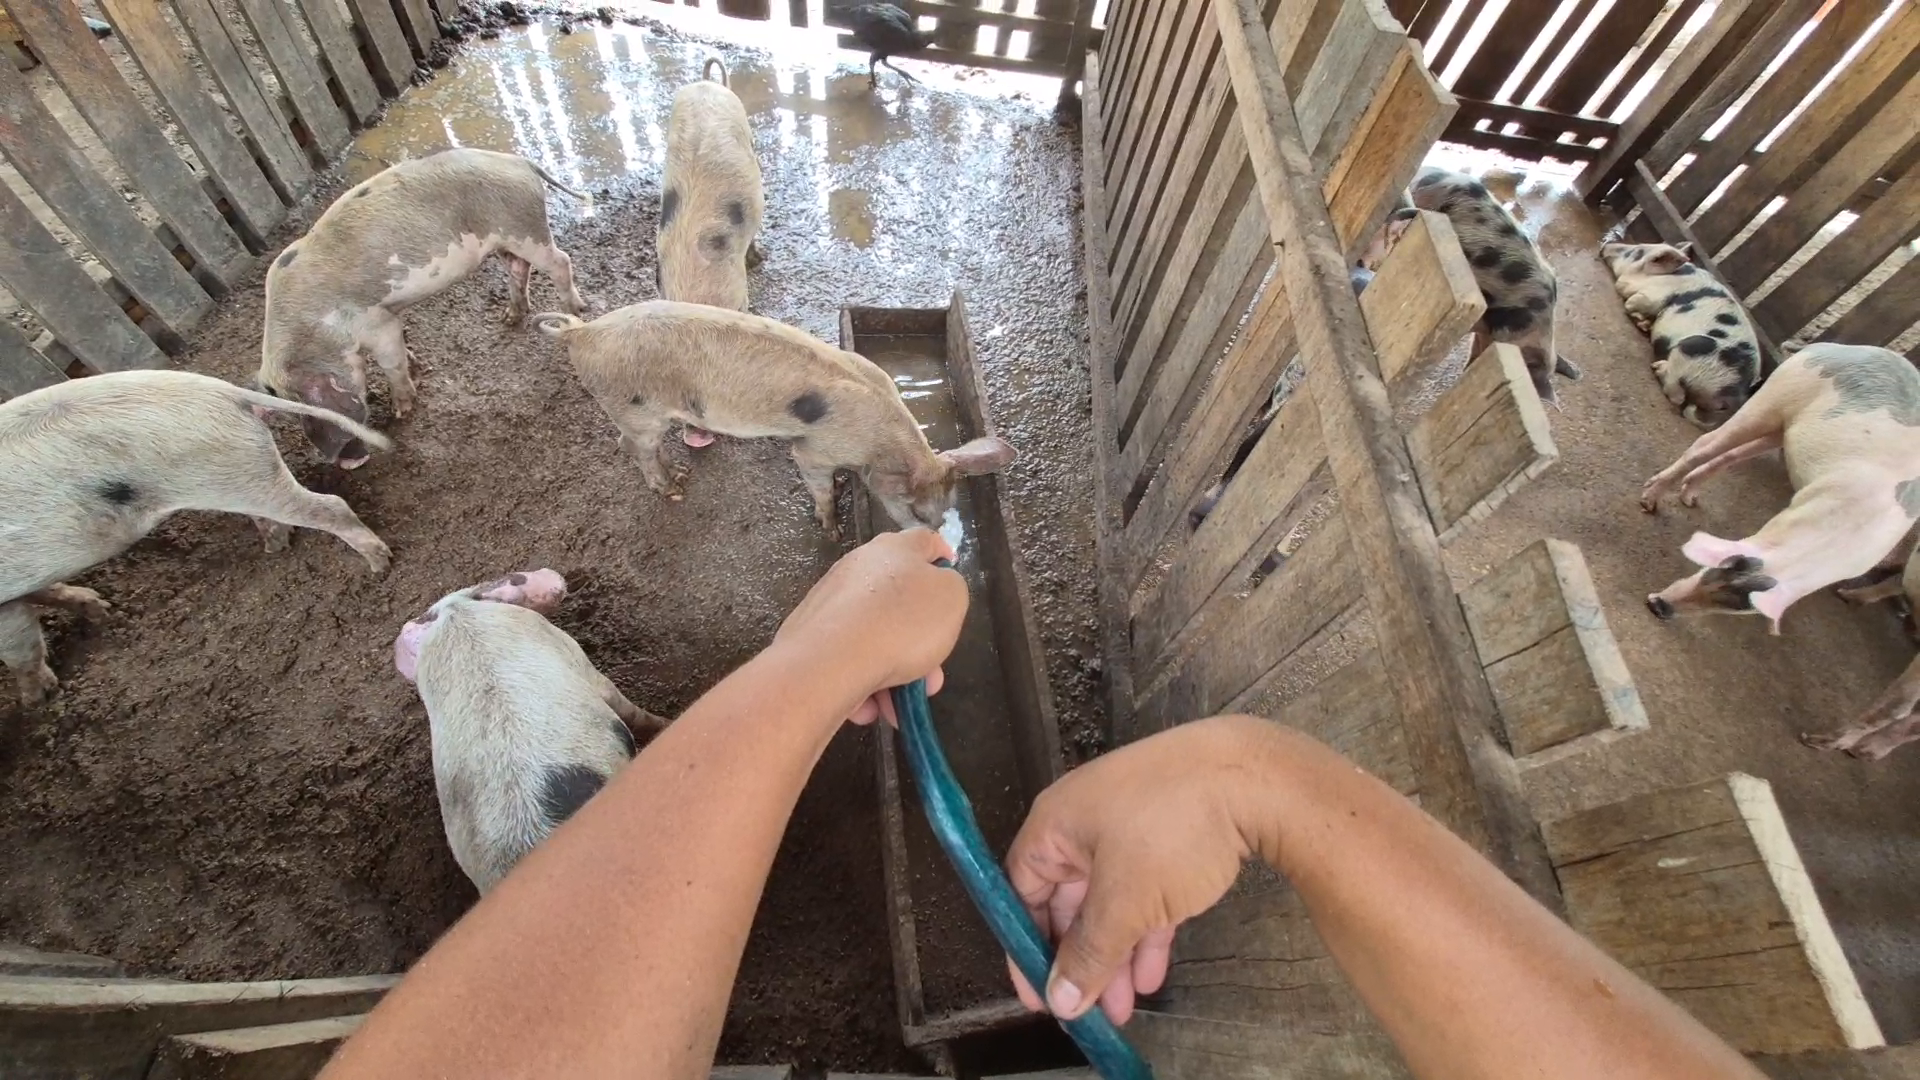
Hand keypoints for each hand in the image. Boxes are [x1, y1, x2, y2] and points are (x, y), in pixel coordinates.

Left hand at [775, 529, 966, 724]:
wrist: (829, 660)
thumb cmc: (902, 623)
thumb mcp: (952, 599)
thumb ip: (951, 588)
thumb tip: (933, 591)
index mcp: (896, 549)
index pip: (926, 541)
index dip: (943, 557)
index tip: (950, 576)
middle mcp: (860, 568)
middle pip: (901, 601)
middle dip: (921, 643)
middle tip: (931, 677)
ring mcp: (831, 600)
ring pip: (876, 636)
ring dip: (894, 672)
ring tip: (897, 707)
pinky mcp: (811, 633)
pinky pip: (849, 657)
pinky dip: (862, 681)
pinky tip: (866, 706)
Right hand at [1005, 715, 1282, 1024]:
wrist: (1248, 776)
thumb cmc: (1168, 829)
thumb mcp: (1123, 900)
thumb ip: (1089, 953)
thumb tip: (1059, 999)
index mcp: (1055, 824)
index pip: (1023, 889)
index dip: (1026, 943)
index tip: (1040, 996)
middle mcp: (1083, 821)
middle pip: (1066, 898)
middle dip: (1079, 958)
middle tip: (1090, 1012)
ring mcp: (1126, 825)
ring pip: (1108, 899)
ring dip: (1113, 953)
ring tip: (1124, 1008)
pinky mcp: (1165, 833)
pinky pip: (1142, 889)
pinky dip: (1144, 928)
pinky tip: (1153, 972)